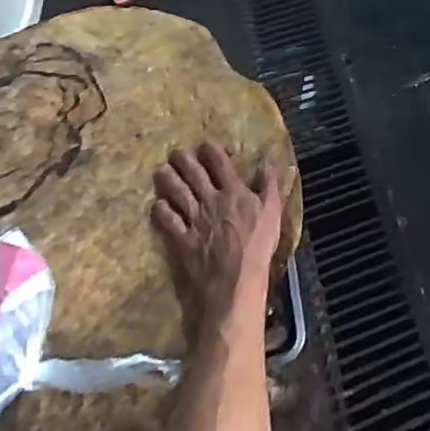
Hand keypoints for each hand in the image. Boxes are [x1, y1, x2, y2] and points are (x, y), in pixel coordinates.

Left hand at [153, 144, 283, 334]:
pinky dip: (160, 210)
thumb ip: (270, 187)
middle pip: (193, 173)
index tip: (203, 146)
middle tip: (175, 153)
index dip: (210, 151)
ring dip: (167, 179)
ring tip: (161, 171)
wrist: (233, 285)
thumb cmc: (257, 249)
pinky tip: (157, 205)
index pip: (219, 163)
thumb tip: (269, 163)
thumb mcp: (273, 215)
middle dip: (182, 160)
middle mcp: (210, 200)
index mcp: (233, 192)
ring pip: (176, 192)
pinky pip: (166, 220)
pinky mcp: (180, 239)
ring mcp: (193, 219)